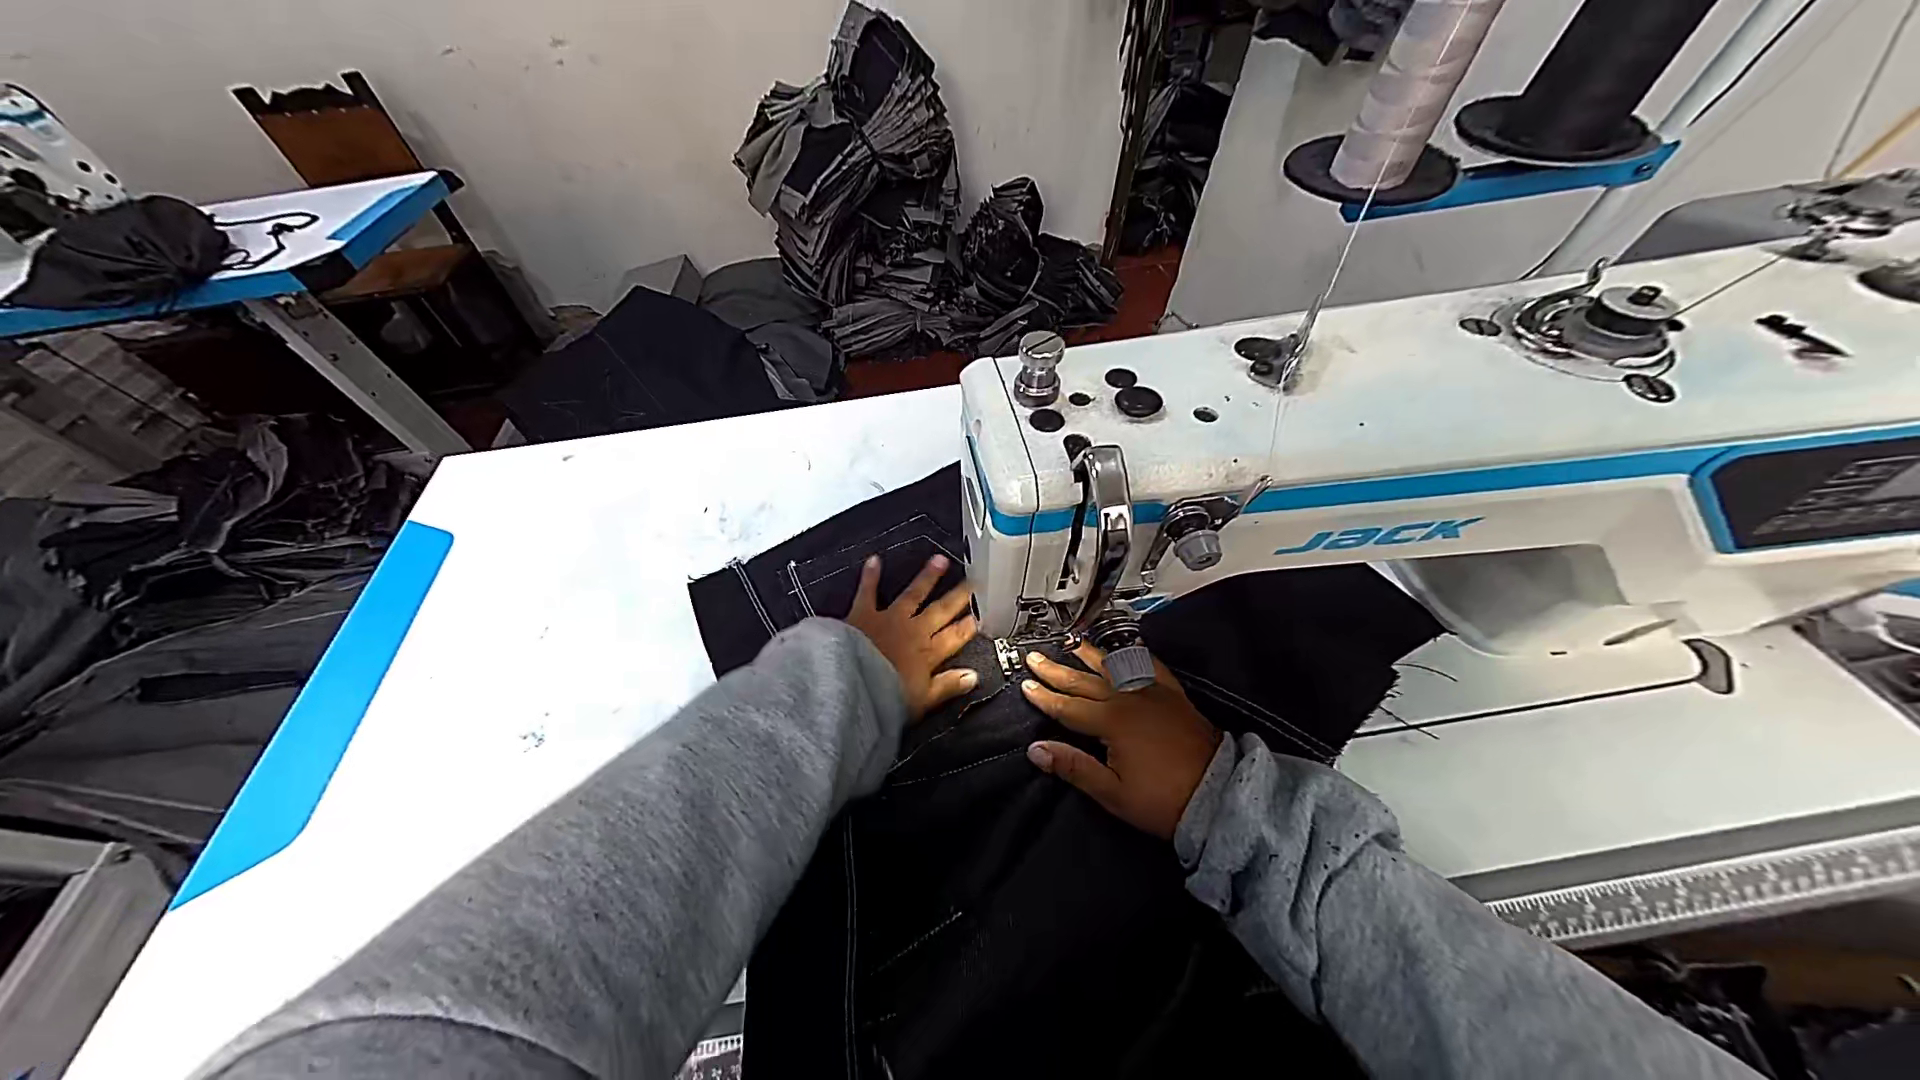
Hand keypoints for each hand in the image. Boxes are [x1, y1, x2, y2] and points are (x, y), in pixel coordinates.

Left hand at [845, 553, 978, 721]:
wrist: (852, 681)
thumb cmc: (885, 696)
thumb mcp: (923, 699)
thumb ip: (948, 685)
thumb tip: (972, 678)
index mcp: (929, 653)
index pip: (956, 636)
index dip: (970, 625)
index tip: (981, 614)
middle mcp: (913, 630)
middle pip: (941, 610)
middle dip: (958, 595)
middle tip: (972, 581)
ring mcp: (889, 619)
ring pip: (913, 594)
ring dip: (927, 577)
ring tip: (940, 561)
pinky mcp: (863, 614)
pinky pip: (868, 591)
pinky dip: (871, 575)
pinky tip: (875, 560)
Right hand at [1021, 643, 1221, 839]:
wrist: (1219, 794)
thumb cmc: (1164, 799)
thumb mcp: (1112, 792)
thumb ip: (1072, 766)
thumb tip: (1036, 749)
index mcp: (1111, 721)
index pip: (1067, 706)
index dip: (1043, 697)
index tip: (1025, 685)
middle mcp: (1129, 699)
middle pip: (1083, 682)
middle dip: (1056, 669)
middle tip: (1035, 657)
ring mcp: (1153, 693)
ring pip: (1114, 667)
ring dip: (1090, 655)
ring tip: (1073, 642)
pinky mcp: (1173, 695)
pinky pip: (1150, 667)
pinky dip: (1136, 655)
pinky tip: (1129, 647)